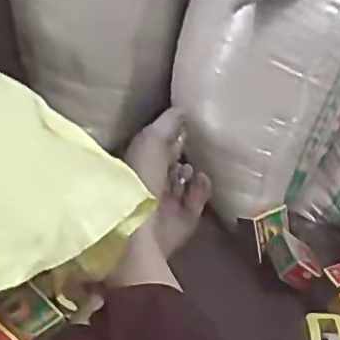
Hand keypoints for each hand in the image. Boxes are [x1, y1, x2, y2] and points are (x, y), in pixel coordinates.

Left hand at [121, 109, 211, 257]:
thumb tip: (182, 110)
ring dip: (192, 172)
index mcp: (137, 168)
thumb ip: (167, 124)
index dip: (167, 136)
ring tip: (194, 165)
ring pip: (185, 184)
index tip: (182, 124)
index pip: (154, 149)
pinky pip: (197, 202)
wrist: (145, 230)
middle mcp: (152, 187)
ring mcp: (168, 207)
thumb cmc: (141, 180)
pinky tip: (202, 180)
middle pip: (170, 166)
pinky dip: (202, 189)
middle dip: (181, 153)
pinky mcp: (185, 222)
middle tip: (193, 141)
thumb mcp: (151, 142)